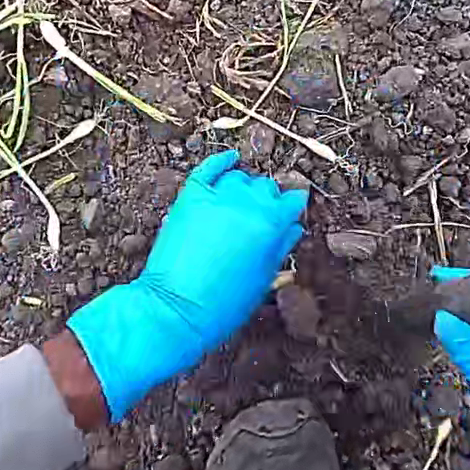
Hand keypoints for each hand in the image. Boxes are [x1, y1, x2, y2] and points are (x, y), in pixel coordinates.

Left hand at [68, 151, 307, 420]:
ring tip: (241, 203)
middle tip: (261, 218)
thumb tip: (293, 227)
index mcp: (270, 224)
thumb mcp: (263, 279)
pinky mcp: (191, 196)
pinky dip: (222, 161)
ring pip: (240, 178)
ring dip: (244, 188)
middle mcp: (247, 204)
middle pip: (266, 187)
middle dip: (269, 200)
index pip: (292, 201)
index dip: (292, 209)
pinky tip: (230, 159)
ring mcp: (217, 196)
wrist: (176, 310)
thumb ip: (281, 247)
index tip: (289, 214)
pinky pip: (210, 167)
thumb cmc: (223, 304)